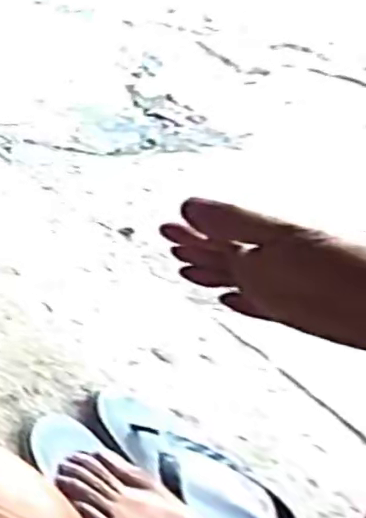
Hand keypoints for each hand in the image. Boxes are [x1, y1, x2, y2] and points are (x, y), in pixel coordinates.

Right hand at [161, 198, 365, 349]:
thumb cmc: (348, 280)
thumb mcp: (280, 241)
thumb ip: (234, 222)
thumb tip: (192, 205)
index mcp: (275, 237)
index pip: (220, 226)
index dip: (192, 227)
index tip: (169, 225)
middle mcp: (286, 258)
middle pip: (233, 250)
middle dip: (201, 248)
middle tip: (173, 244)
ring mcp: (297, 285)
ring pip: (245, 274)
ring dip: (216, 272)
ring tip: (192, 270)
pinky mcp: (307, 312)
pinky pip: (265, 301)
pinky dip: (245, 299)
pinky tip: (235, 300)